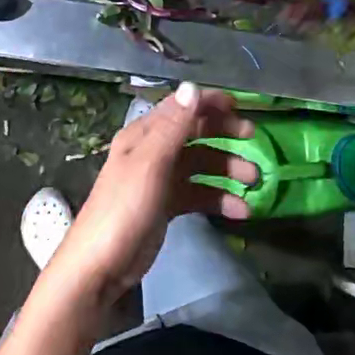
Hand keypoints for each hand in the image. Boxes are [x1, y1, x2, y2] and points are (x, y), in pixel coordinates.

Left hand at [43, 83, 256, 304]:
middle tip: (253, 139)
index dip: (208, 103)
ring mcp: (160, 179)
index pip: (181, 107)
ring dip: (227, 169)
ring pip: (201, 165)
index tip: (240, 107)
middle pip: (195, 134)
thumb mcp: (150, 164)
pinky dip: (220, 199)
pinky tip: (241, 211)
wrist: (100, 267)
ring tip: (254, 181)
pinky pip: (199, 194)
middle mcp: (152, 151)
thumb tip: (192, 87)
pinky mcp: (166, 206)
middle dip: (224, 135)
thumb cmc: (124, 209)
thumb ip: (174, 126)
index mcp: (144, 135)